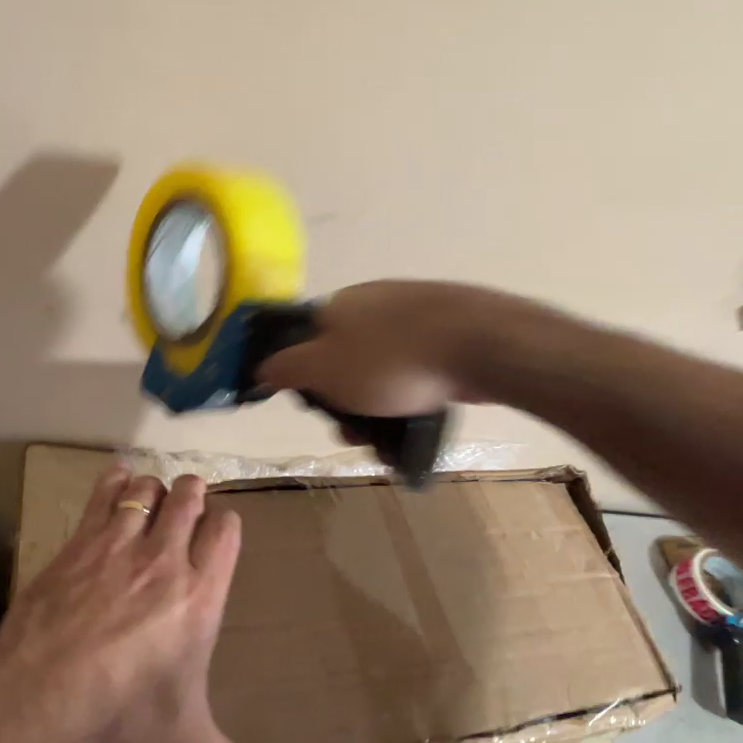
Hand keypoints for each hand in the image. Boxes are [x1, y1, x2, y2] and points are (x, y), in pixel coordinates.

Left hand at [0, 465, 281, 742]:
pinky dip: (112, 482)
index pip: (225, 536)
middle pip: (187, 501)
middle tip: (192, 500)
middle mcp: (162, 561)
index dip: (227, 525)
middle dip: (194, 494)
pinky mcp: (71, 549)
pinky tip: (115, 477)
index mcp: (199, 598)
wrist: (36, 703)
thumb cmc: (121, 724)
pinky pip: (99, 499)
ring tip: (157, 488)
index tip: (224, 527)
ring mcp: (113, 549)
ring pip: (144, 492)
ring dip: (155, 487)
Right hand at [256, 280, 549, 416]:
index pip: (308, 340)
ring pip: (383, 370)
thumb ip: (285, 368)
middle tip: (354, 433)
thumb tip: (259, 367)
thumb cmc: (391, 359)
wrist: (483, 345)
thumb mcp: (322, 369)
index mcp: (340, 304)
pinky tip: (419, 421)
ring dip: (377, 408)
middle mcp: (376, 303)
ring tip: (387, 440)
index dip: (307, 377)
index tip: (317, 407)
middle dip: (344, 402)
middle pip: (346, 359)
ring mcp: (419, 317)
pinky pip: (420, 372)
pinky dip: (413, 398)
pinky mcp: (454, 334)